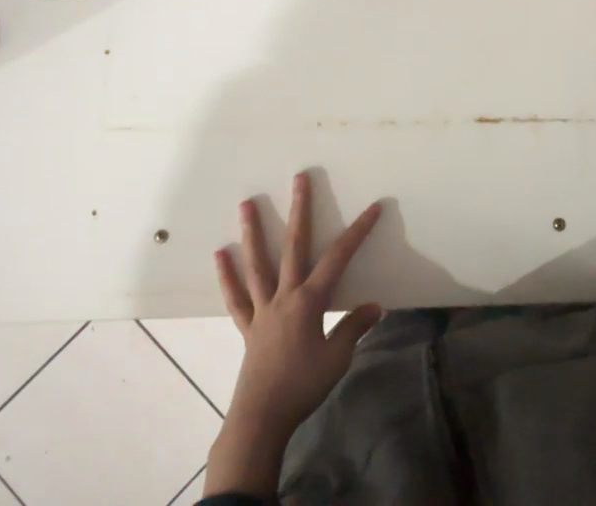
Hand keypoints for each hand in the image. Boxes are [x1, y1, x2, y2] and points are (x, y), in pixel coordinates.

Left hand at [204, 172, 383, 497]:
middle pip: (293, 246)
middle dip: (299, 210)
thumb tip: (376, 306)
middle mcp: (284, 296)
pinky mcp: (247, 326)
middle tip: (299, 178)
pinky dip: (227, 276)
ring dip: (252, 232)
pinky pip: (236, 297)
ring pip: (257, 263)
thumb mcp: (338, 357)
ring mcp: (262, 309)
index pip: (338, 258)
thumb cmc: (303, 385)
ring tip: (246, 203)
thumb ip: (354, 328)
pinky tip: (220, 255)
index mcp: (309, 301)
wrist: (262, 415)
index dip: (357, 231)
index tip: (373, 207)